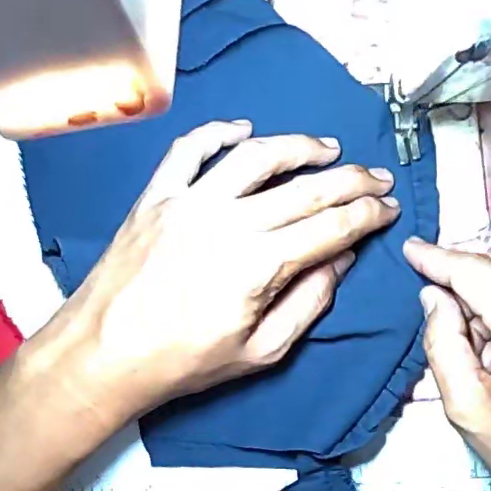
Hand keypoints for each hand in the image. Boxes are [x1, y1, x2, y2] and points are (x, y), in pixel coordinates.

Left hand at [17, 120, 399, 448]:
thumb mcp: (262, 351)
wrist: (102, 354)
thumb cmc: (184, 361)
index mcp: (258, 265)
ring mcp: (188, 203)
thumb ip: (309, 302)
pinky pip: (189, 150)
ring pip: (255, 157)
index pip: (331, 227)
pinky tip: (243, 129)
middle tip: (378, 177)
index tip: (389, 209)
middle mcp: (228, 222)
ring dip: (299, 146)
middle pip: (306, 188)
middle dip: (352, 180)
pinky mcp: (157, 197)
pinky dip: (218, 133)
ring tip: (328, 148)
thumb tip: (341, 260)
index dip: (368, 216)